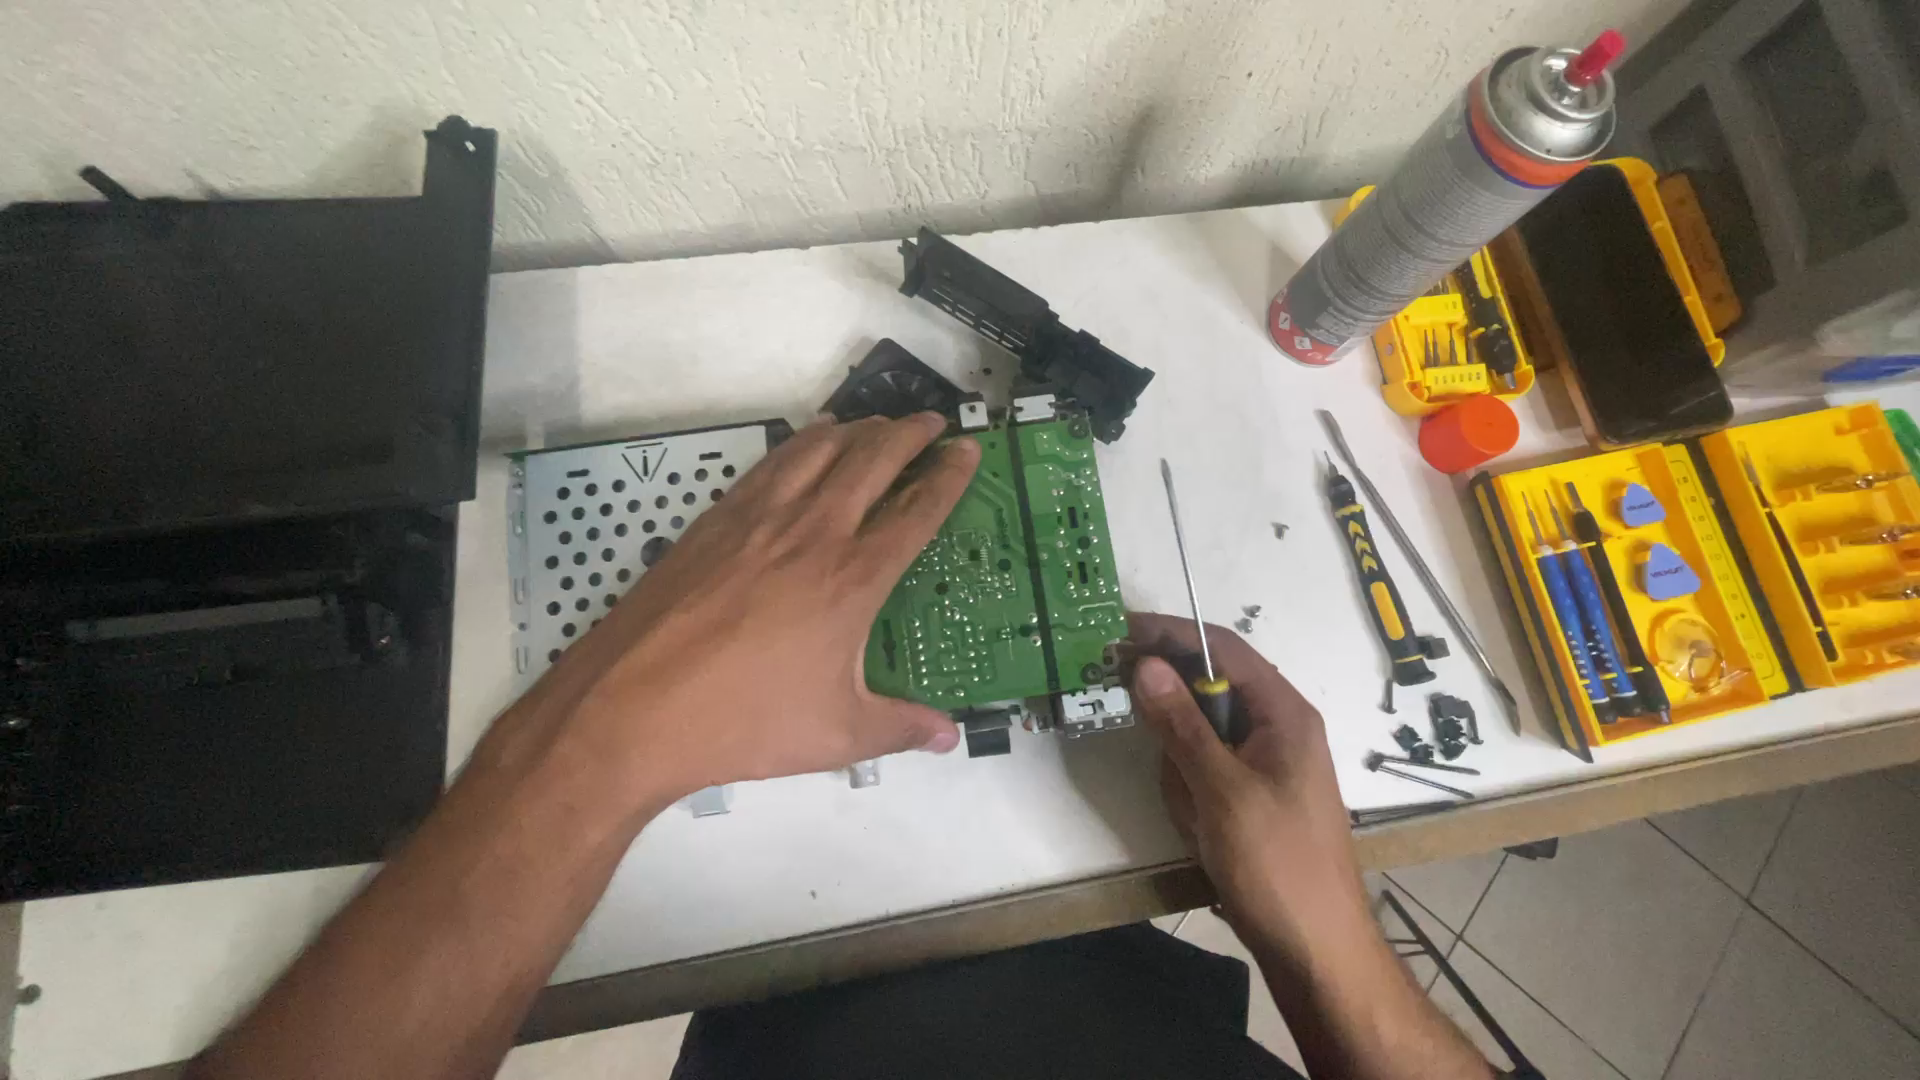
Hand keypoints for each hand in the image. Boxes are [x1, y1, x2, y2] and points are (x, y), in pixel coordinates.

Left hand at [532, 413, 979, 806]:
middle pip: (872, 459)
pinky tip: (809, 446)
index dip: (948, 477)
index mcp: (852, 579)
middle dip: (910, 433)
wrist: (630, 707)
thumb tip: (948, 737)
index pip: (916, 511)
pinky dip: (805, 442)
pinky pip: (773, 462)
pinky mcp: (716, 519)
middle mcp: (812, 531)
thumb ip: (901, 728)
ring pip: (820, 448)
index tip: (968, 451)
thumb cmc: (743, 722)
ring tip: (878, 425)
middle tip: (933, 423)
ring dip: (858, 428)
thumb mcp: (836, 735)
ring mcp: (759, 518)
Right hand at [1128, 613, 1368, 957]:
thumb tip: (1145, 664)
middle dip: (1172, 710)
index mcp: (1284, 712)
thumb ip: (1180, 723)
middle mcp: (1277, 726)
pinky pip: (1206, 768)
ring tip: (1191, 808)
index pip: (1222, 647)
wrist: (1316, 951)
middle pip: (1210, 688)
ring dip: (1181, 763)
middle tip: (1130, 720)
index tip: (1120, 630)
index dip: (1171, 632)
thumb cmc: (1276, 864)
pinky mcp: (1251, 792)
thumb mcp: (1221, 790)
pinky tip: (1198, 825)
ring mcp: (1265, 761)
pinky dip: (1190, 787)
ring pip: (1201, 732)